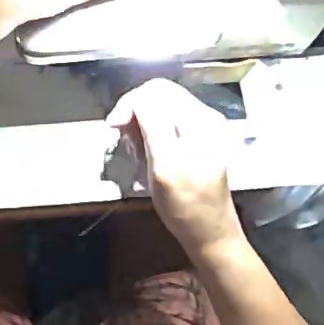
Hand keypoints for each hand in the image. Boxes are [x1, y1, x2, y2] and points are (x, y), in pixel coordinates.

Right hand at [106, 79, 245, 259]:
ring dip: (141, 123)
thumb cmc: (186, 207)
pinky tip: (147, 151)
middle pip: (159, 95)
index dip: (130, 103)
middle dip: (134, 112)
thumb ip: (154, 126)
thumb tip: (139, 99)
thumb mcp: (165, 166)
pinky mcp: (199, 138)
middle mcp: (204, 116)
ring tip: (135, 149)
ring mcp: (203, 127)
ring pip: (160, 107)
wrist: (210, 233)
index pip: (157, 90)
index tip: (113, 125)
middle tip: (122, 137)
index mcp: (200, 120)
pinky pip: (167, 121)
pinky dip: (150, 132)